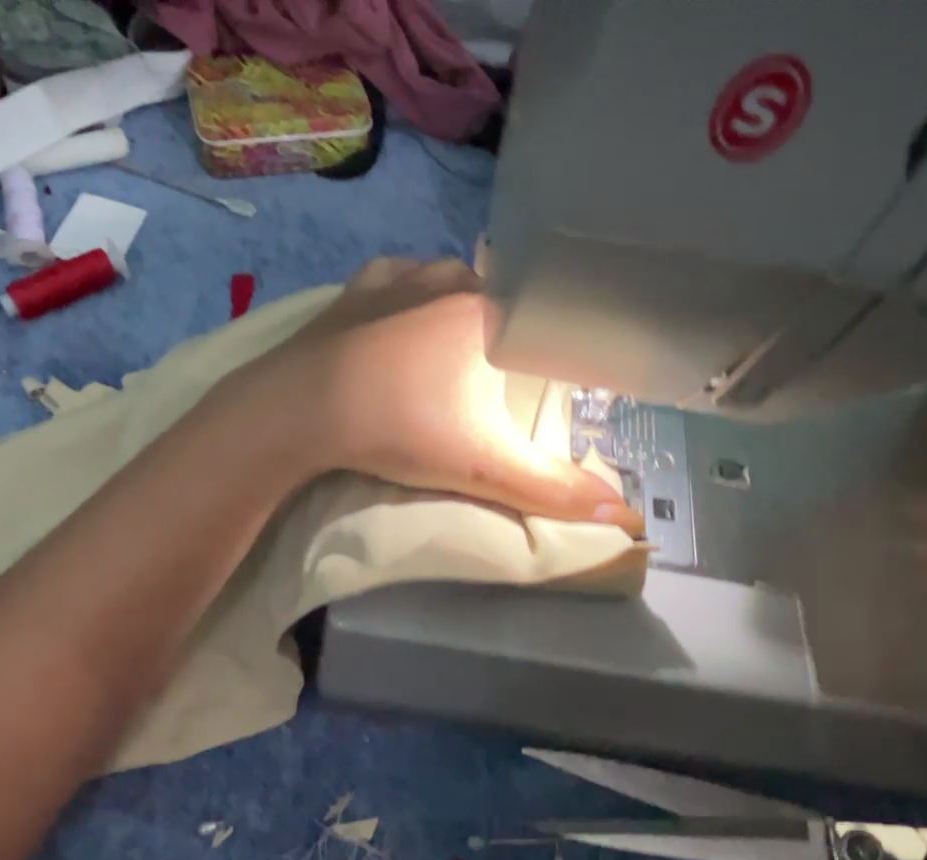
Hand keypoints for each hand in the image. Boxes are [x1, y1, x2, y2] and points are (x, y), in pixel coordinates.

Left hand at [233, 257, 642, 532]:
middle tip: (494, 383)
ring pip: (450, 284)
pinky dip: (408, 299)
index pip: (544, 319)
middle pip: (499, 302)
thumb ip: (552, 490)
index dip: (551, 351)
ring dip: (457, 312)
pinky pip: (399, 282)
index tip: (543, 386)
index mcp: (491, 310)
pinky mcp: (356, 285)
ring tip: (450, 358)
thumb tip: (627, 516)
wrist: (299, 409)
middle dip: (504, 336)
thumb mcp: (483, 469)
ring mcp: (400, 275)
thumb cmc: (400, 430)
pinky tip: (402, 324)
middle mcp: (452, 277)